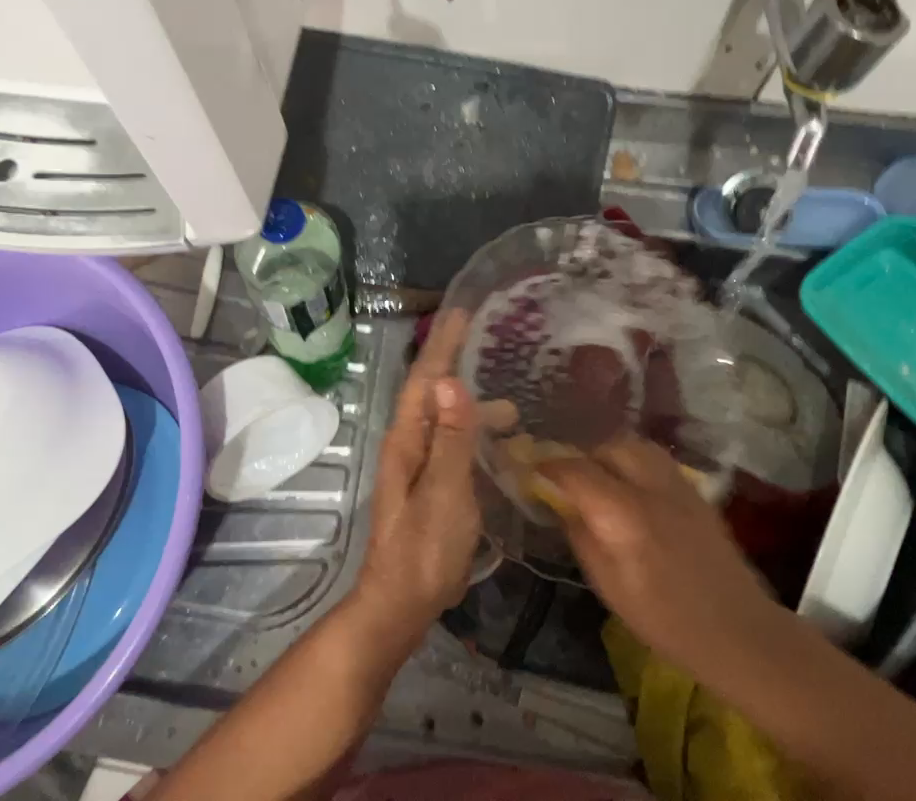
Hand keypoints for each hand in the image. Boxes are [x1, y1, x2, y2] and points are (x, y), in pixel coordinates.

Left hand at [349, 310, 482, 649]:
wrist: (401, 603)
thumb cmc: (424, 549)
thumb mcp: (444, 492)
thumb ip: (450, 439)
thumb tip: (448, 380)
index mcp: (406, 441)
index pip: (424, 380)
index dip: (442, 345)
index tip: (461, 312)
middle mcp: (409, 447)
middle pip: (433, 395)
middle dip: (458, 365)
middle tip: (493, 345)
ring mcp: (419, 470)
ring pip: (446, 423)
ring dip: (473, 407)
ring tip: (514, 408)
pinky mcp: (431, 490)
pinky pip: (454, 447)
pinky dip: (475, 436)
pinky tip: (500, 449)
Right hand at [536, 434, 775, 673]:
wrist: (737, 631)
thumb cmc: (664, 620)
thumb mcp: (607, 585)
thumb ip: (581, 537)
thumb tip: (561, 506)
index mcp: (624, 514)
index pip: (576, 471)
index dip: (549, 468)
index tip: (531, 472)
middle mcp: (652, 488)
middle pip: (609, 447)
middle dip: (583, 457)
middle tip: (569, 480)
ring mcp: (680, 486)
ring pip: (637, 446)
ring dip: (610, 455)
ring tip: (600, 480)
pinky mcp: (697, 493)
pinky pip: (657, 460)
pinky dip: (634, 463)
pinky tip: (631, 489)